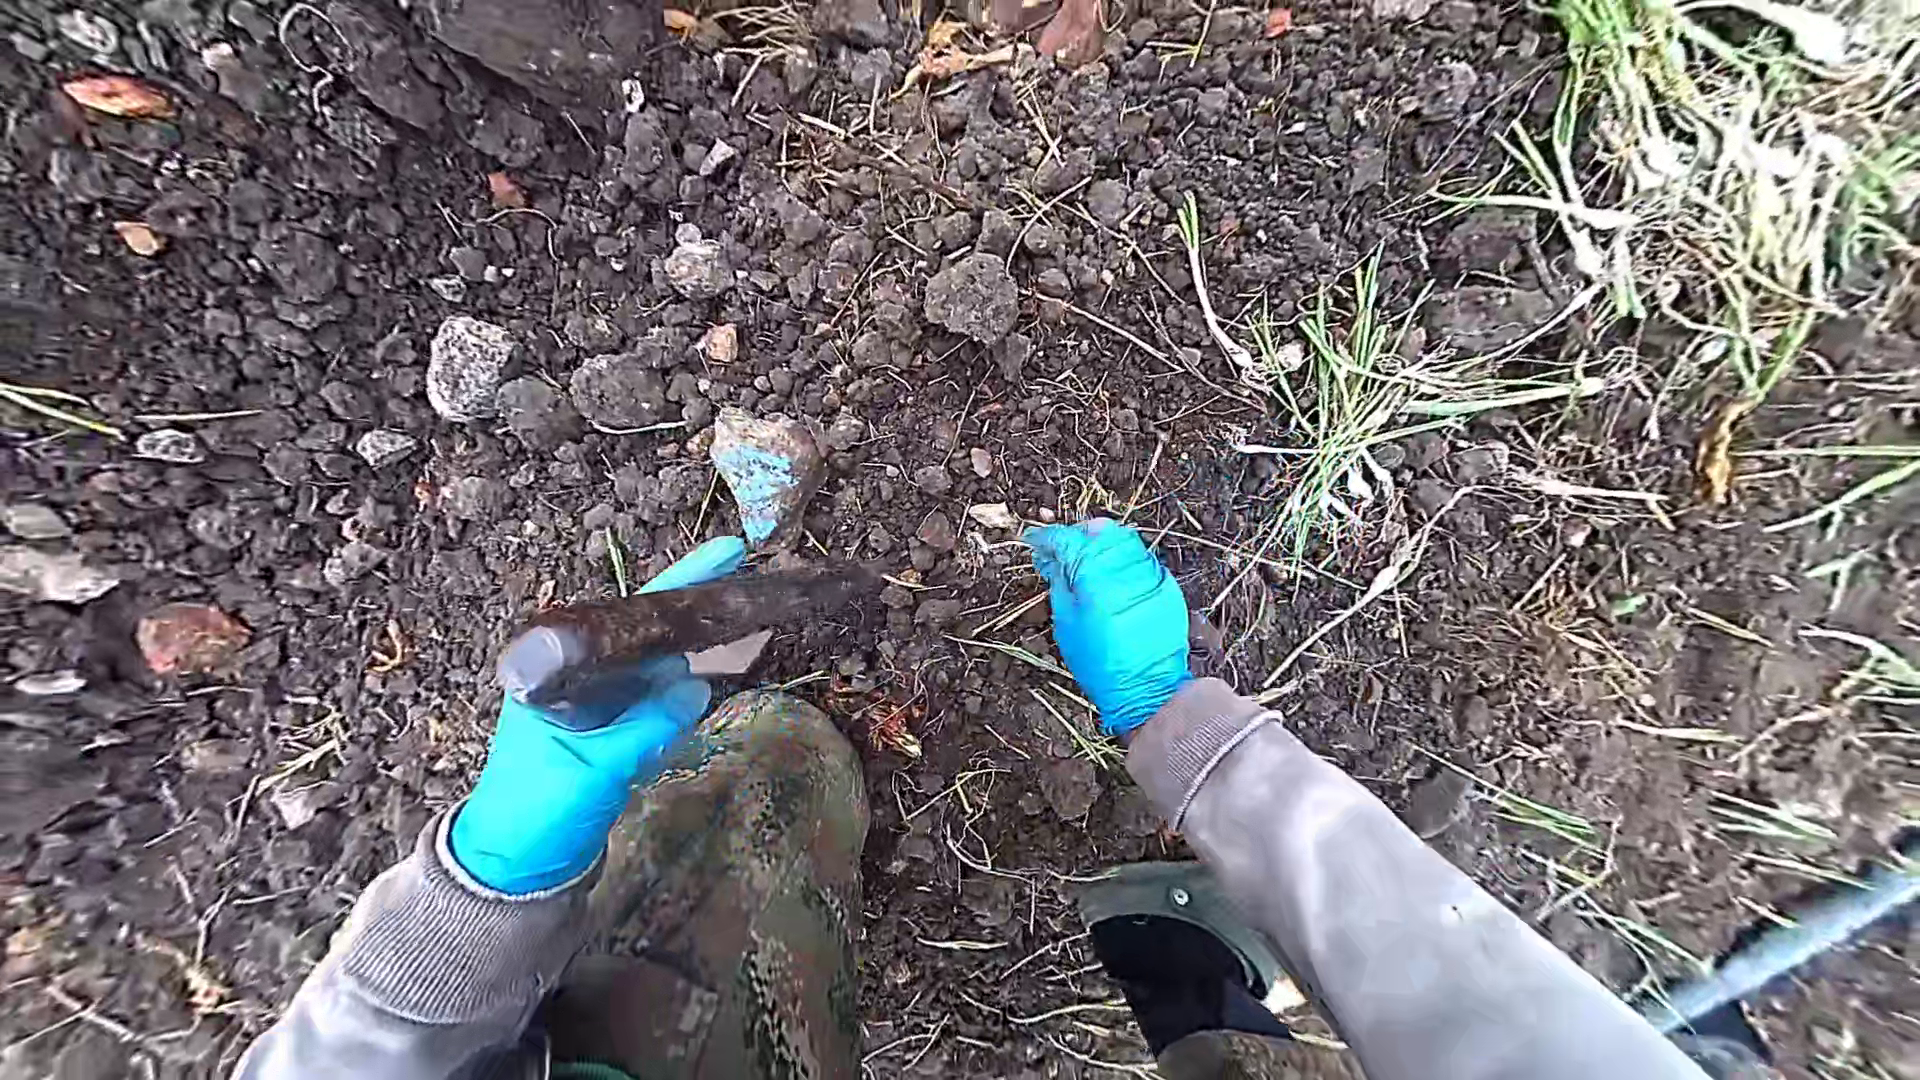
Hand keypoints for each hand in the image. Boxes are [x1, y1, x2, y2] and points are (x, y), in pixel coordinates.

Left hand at [448, 536, 747, 893]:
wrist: (519, 864)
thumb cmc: (538, 809)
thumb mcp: (592, 768)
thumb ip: (645, 727)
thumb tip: (696, 687)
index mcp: (560, 669)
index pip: (627, 613)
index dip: (680, 582)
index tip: (728, 554)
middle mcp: (587, 673)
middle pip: (652, 628)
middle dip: (697, 608)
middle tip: (745, 586)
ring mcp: (609, 697)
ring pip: (665, 660)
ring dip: (699, 648)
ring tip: (744, 625)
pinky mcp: (626, 721)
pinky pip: (667, 694)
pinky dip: (691, 685)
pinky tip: (721, 672)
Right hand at [1026, 520, 1191, 735]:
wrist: (1148, 688)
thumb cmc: (1101, 662)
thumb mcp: (1066, 623)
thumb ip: (1060, 582)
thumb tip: (1053, 558)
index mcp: (1094, 576)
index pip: (1066, 540)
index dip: (1047, 538)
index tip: (1036, 541)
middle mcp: (1124, 567)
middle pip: (1097, 530)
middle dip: (1077, 535)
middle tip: (1062, 551)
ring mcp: (1149, 573)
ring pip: (1121, 539)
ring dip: (1100, 544)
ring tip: (1087, 563)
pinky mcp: (1165, 584)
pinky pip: (1140, 557)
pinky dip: (1122, 559)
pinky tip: (1111, 577)